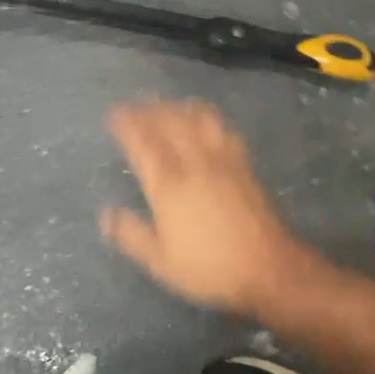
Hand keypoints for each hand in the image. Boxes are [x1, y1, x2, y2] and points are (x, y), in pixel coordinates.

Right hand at [103, 100, 316, 314]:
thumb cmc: (208, 268)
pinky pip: (224, 131)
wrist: (266, 268)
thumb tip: (107, 214)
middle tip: (137, 104)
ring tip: (169, 106)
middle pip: (171, 123)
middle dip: (151, 109)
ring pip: (199, 120)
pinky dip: (210, 119)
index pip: (143, 143)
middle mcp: (195, 165)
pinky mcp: (245, 167)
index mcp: (168, 186)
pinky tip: (207, 122)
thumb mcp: (160, 261)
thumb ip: (132, 234)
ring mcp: (223, 162)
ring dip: (181, 108)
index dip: (127, 124)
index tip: (115, 113)